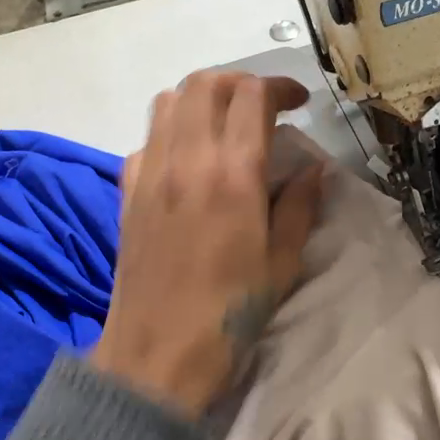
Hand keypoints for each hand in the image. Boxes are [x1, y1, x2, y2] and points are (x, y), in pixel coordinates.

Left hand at [94, 71, 326, 416]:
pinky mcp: (127, 194)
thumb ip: (299, 207)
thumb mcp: (282, 264)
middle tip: (265, 106)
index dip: (280, 87)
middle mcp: (186, 161)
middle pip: (205, 84)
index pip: (252, 97)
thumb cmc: (230, 315)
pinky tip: (189, 162)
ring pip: (167, 101)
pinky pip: (146, 139)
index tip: (299, 102)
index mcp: (232, 176)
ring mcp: (149, 174)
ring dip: (201, 99)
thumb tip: (313, 170)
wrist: (156, 356)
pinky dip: (171, 132)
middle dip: (240, 82)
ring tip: (226, 124)